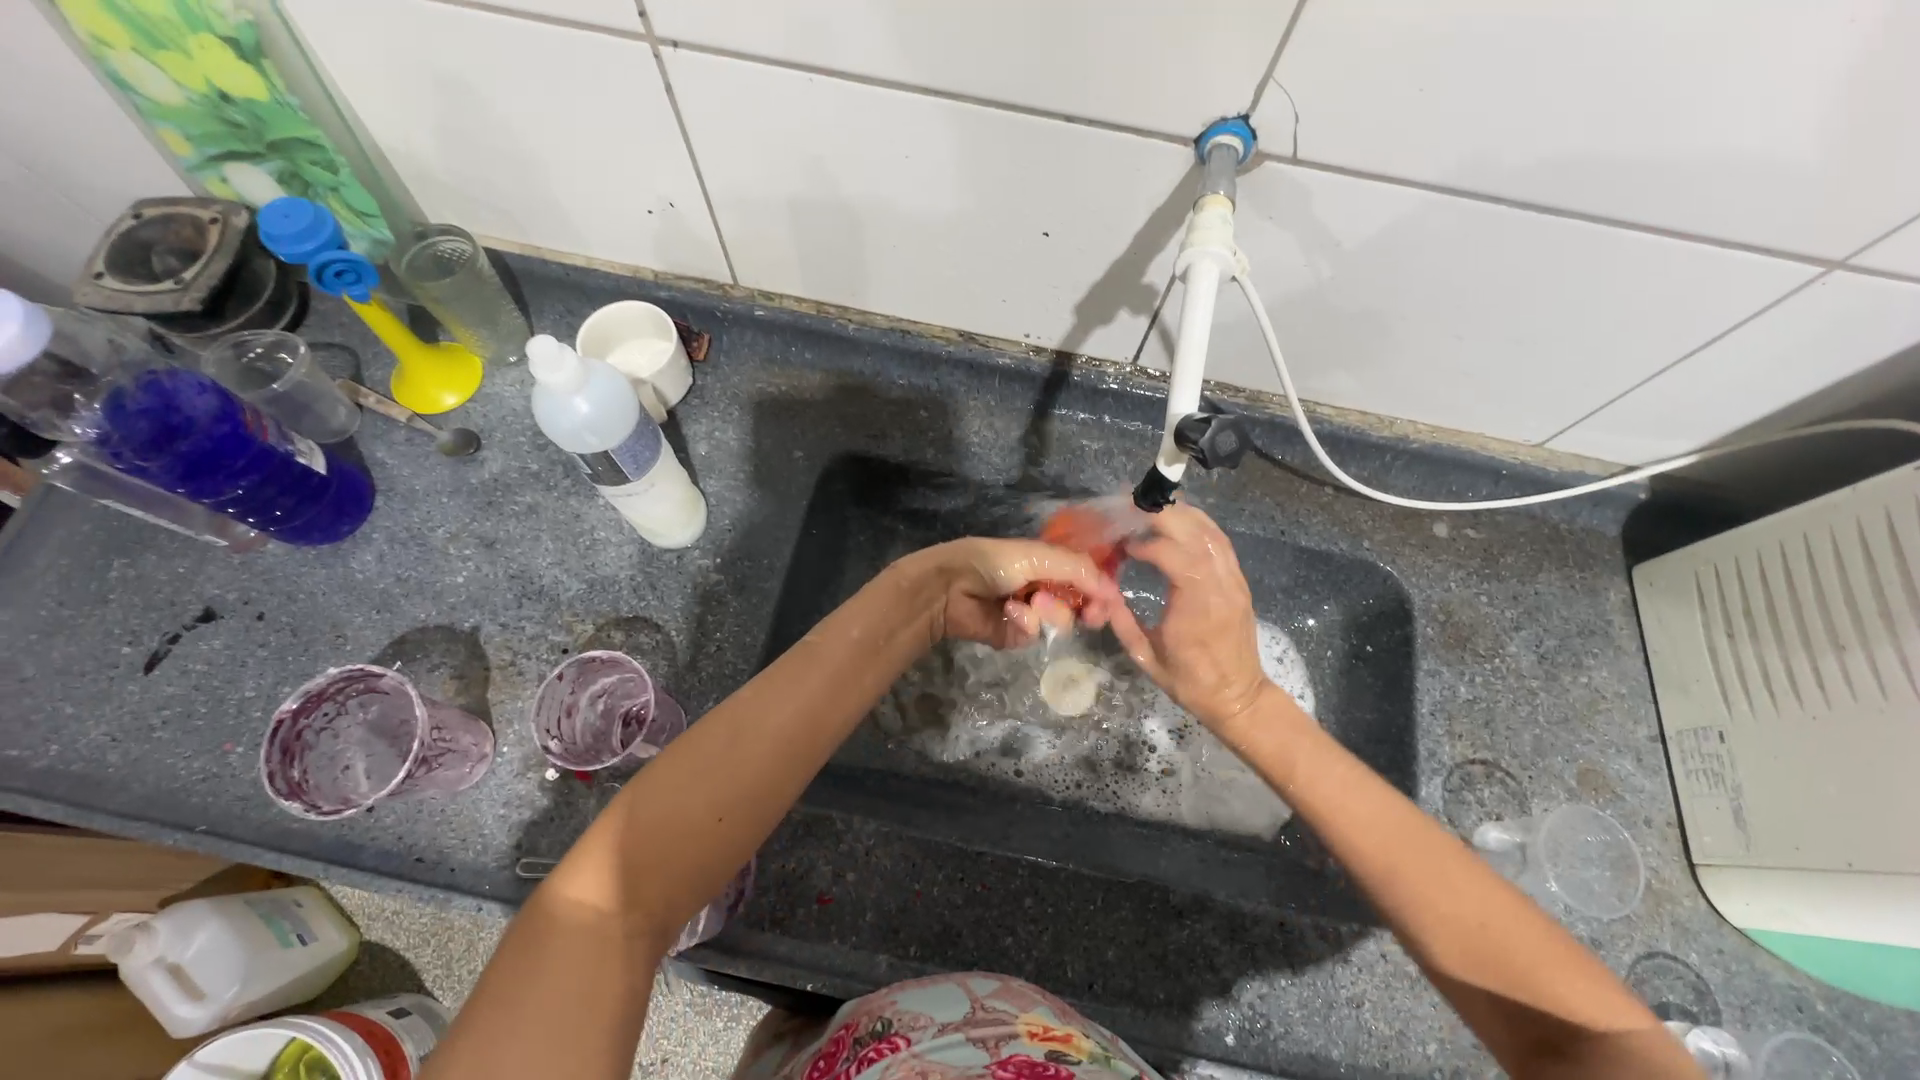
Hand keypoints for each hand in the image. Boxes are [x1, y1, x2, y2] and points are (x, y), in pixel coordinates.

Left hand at [898, 538, 1119, 649]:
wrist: (951, 586)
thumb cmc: (993, 562)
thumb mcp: (1039, 555)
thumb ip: (1078, 570)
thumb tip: (1114, 591)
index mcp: (1050, 564)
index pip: (1087, 580)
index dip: (1102, 592)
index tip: (1110, 602)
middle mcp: (1044, 588)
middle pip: (1081, 606)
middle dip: (1087, 608)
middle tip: (1090, 614)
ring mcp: (1031, 614)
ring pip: (1061, 623)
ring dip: (1051, 611)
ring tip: (1030, 601)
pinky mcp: (1015, 636)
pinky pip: (1035, 635)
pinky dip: (1026, 622)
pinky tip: (1009, 611)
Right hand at [1105, 504, 1281, 729]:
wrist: (1238, 696)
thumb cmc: (1189, 682)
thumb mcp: (1145, 656)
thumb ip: (1121, 621)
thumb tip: (1101, 591)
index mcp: (1195, 606)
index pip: (1173, 555)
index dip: (1145, 544)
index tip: (1124, 548)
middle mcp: (1219, 586)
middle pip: (1195, 533)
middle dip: (1162, 514)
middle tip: (1132, 508)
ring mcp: (1234, 581)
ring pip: (1211, 532)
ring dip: (1182, 514)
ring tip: (1152, 508)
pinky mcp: (1239, 581)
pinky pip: (1221, 543)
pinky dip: (1199, 526)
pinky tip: (1179, 522)